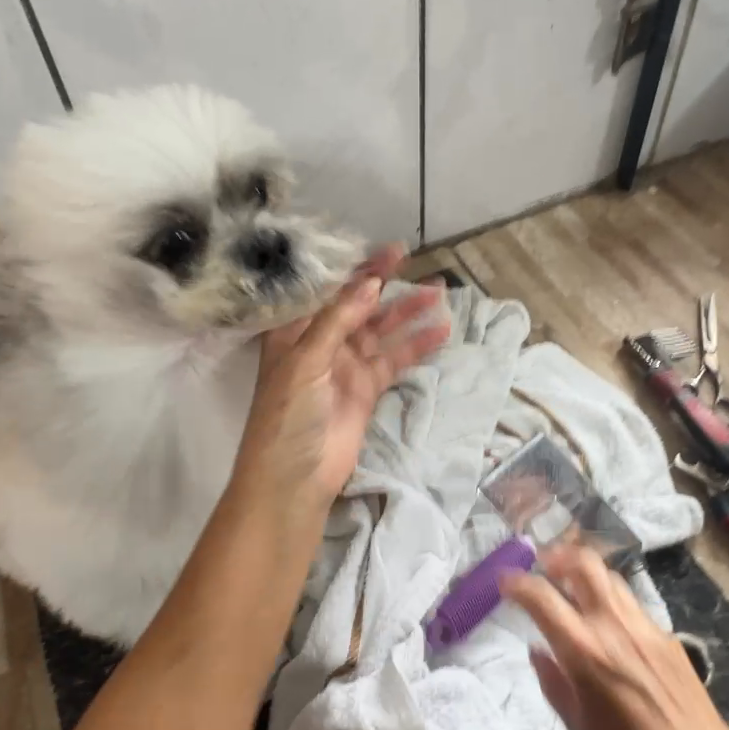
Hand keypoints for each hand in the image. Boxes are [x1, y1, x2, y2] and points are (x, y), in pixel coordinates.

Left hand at [231, 244, 450, 525]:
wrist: (294, 477)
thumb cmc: (287, 414)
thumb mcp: (305, 360)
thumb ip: (337, 320)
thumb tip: (371, 283)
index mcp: (294, 330)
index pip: (326, 290)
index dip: (353, 269)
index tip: (385, 251)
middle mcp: (320, 343)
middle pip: (356, 305)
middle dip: (383, 283)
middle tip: (412, 259)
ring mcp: (345, 366)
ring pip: (380, 330)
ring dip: (406, 312)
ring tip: (439, 292)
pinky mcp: (367, 389)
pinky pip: (394, 360)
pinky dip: (416, 346)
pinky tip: (441, 331)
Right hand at [502, 543, 728, 729]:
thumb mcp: (577, 726)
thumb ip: (552, 682)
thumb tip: (538, 650)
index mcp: (584, 650)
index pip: (542, 596)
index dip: (517, 582)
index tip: (504, 580)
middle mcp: (613, 626)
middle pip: (584, 564)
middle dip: (558, 556)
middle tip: (543, 566)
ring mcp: (644, 626)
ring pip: (611, 577)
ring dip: (586, 573)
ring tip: (572, 586)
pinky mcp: (667, 636)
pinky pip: (632, 602)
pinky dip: (611, 598)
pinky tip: (608, 621)